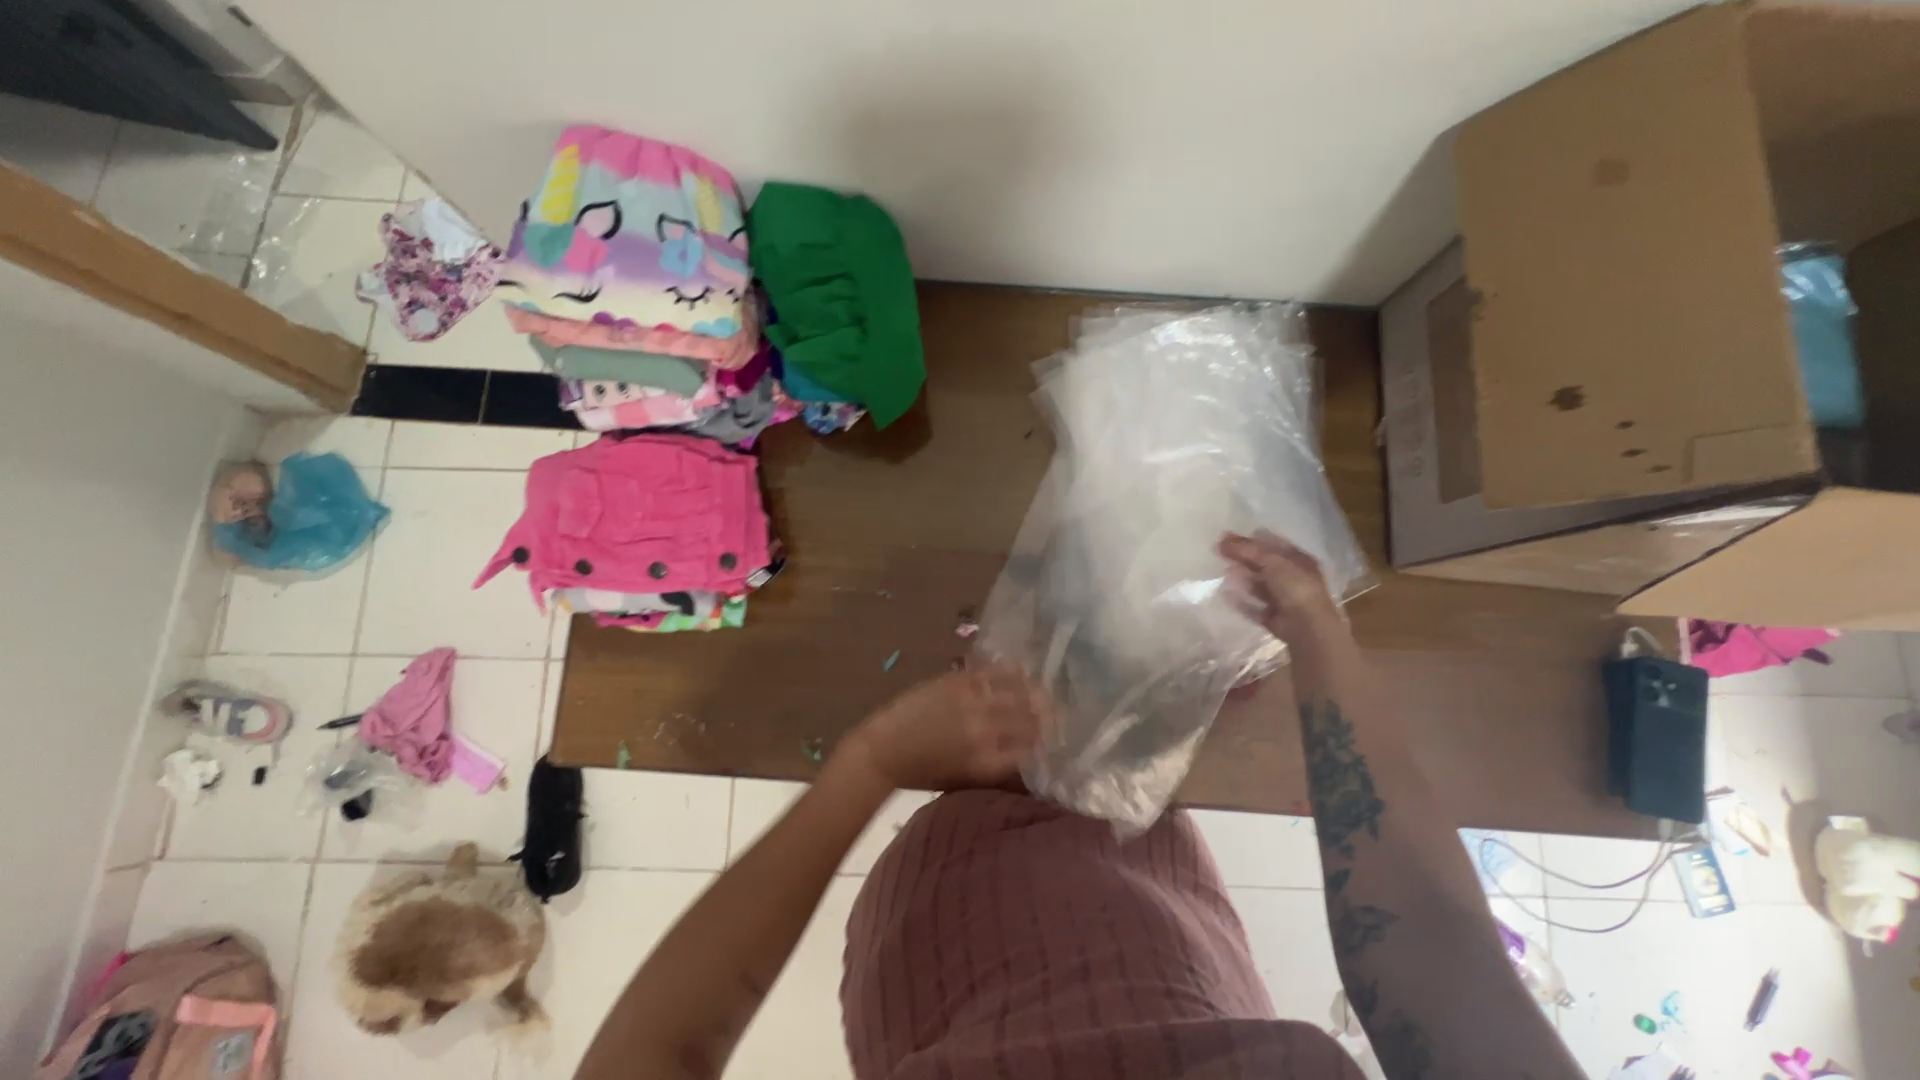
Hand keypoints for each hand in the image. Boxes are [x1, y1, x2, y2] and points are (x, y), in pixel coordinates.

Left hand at [842, 661, 1049, 791]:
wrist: (884, 752)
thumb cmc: (922, 774)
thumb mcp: (965, 780)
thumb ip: (996, 767)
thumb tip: (1024, 753)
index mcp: (989, 763)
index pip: (1032, 749)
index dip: (1046, 742)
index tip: (1053, 737)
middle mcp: (987, 733)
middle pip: (1032, 720)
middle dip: (1047, 716)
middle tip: (1056, 712)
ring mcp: (974, 704)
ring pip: (1019, 694)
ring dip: (1035, 692)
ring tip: (1042, 692)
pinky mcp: (959, 683)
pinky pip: (994, 673)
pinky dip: (1011, 671)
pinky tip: (1021, 670)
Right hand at [1217, 529, 1346, 649]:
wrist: (1307, 626)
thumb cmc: (1295, 586)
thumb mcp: (1273, 561)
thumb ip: (1248, 550)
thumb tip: (1223, 540)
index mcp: (1299, 561)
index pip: (1273, 545)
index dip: (1252, 539)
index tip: (1229, 536)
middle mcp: (1293, 578)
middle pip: (1264, 564)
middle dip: (1243, 557)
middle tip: (1219, 549)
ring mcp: (1283, 599)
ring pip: (1259, 585)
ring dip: (1243, 577)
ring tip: (1224, 569)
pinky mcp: (1273, 617)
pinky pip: (1254, 607)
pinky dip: (1241, 601)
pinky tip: (1226, 594)